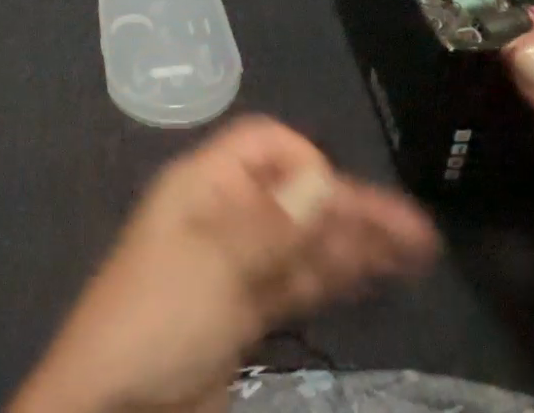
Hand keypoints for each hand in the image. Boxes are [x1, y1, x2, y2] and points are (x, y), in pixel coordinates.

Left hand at [9, 116, 438, 412]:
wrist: (115, 406)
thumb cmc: (157, 318)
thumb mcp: (212, 263)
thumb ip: (273, 223)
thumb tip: (324, 177)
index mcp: (204, 187)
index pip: (264, 146)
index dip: (305, 162)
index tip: (340, 199)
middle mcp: (224, 216)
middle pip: (295, 194)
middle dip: (350, 206)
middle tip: (417, 232)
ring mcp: (237, 265)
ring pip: (305, 240)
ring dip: (356, 242)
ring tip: (418, 251)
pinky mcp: (248, 311)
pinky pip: (299, 281)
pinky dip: (336, 275)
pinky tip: (378, 275)